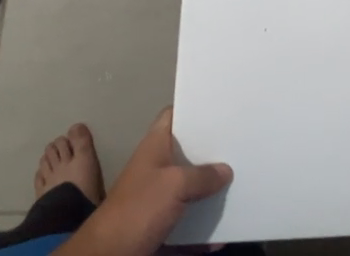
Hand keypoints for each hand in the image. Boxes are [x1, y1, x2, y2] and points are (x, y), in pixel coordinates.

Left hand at [61, 107, 232, 255]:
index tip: (221, 110)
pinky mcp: (160, 223)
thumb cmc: (139, 208)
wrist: (109, 255)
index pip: (173, 115)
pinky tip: (220, 237)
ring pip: (189, 188)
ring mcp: (158, 196)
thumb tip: (225, 170)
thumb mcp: (175, 185)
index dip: (194, 109)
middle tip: (239, 147)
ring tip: (240, 184)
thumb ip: (202, 175)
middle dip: (211, 152)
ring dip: (210, 191)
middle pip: (187, 152)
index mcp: (155, 146)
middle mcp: (157, 166)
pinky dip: (202, 229)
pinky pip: (187, 221)